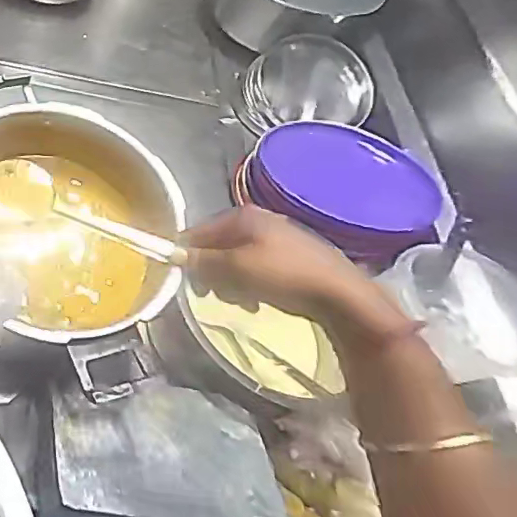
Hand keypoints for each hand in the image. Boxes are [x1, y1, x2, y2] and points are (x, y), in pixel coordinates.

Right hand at [182, 208, 408, 332]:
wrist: (339, 294)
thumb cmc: (284, 276)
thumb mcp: (235, 269)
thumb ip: (202, 261)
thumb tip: (176, 256)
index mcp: (242, 216)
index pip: (198, 232)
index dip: (187, 257)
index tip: (187, 283)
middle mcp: (259, 220)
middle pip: (217, 246)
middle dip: (212, 272)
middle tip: (218, 294)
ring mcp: (277, 237)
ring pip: (236, 259)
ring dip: (231, 282)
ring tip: (243, 301)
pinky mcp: (291, 256)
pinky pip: (256, 267)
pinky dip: (251, 284)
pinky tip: (260, 301)